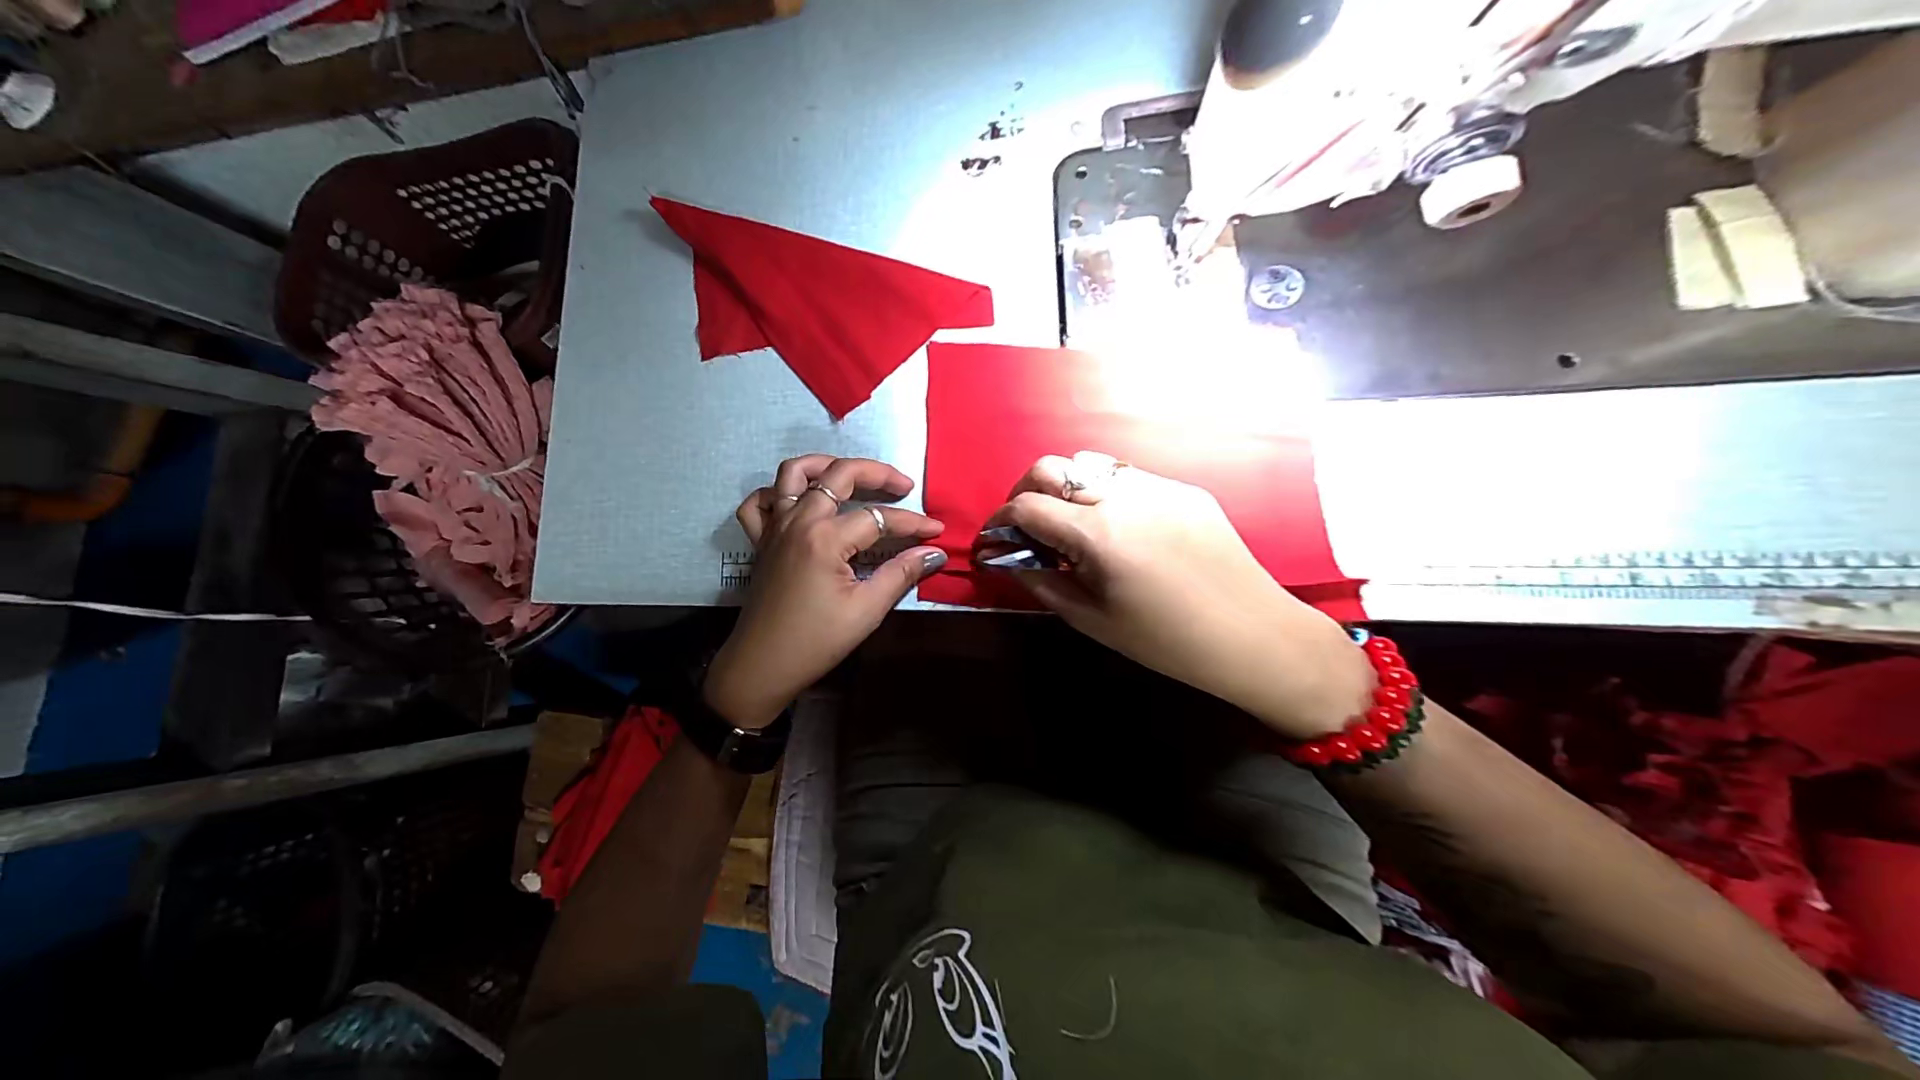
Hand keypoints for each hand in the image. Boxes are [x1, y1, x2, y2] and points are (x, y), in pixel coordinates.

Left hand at [704, 455, 946, 728]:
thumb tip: (935, 553)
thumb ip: (901, 574)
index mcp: (824, 538)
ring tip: (851, 476)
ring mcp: (774, 528)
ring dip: (825, 465)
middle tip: (904, 486)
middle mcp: (797, 521)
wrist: (762, 666)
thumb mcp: (866, 610)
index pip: (878, 517)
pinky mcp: (760, 541)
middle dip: (877, 474)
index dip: (912, 523)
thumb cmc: (817, 642)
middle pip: (839, 475)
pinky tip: (798, 502)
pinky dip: (777, 493)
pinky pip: (759, 503)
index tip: (937, 531)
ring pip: (793, 473)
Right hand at [987, 452, 1372, 738]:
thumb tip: (1006, 558)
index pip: (1026, 506)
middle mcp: (1124, 497)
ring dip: (1067, 487)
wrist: (1252, 635)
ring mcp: (1158, 487)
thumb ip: (1040, 581)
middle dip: (1026, 492)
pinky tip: (1119, 527)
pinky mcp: (1185, 490)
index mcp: (1097, 535)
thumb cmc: (1165, 641)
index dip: (1000, 521)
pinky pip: (1130, 477)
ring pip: (1091, 463)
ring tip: (1073, 523)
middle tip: (1027, 525)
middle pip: (1052, 467)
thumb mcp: (1091, 619)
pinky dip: (1107, 493)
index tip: (996, 539)